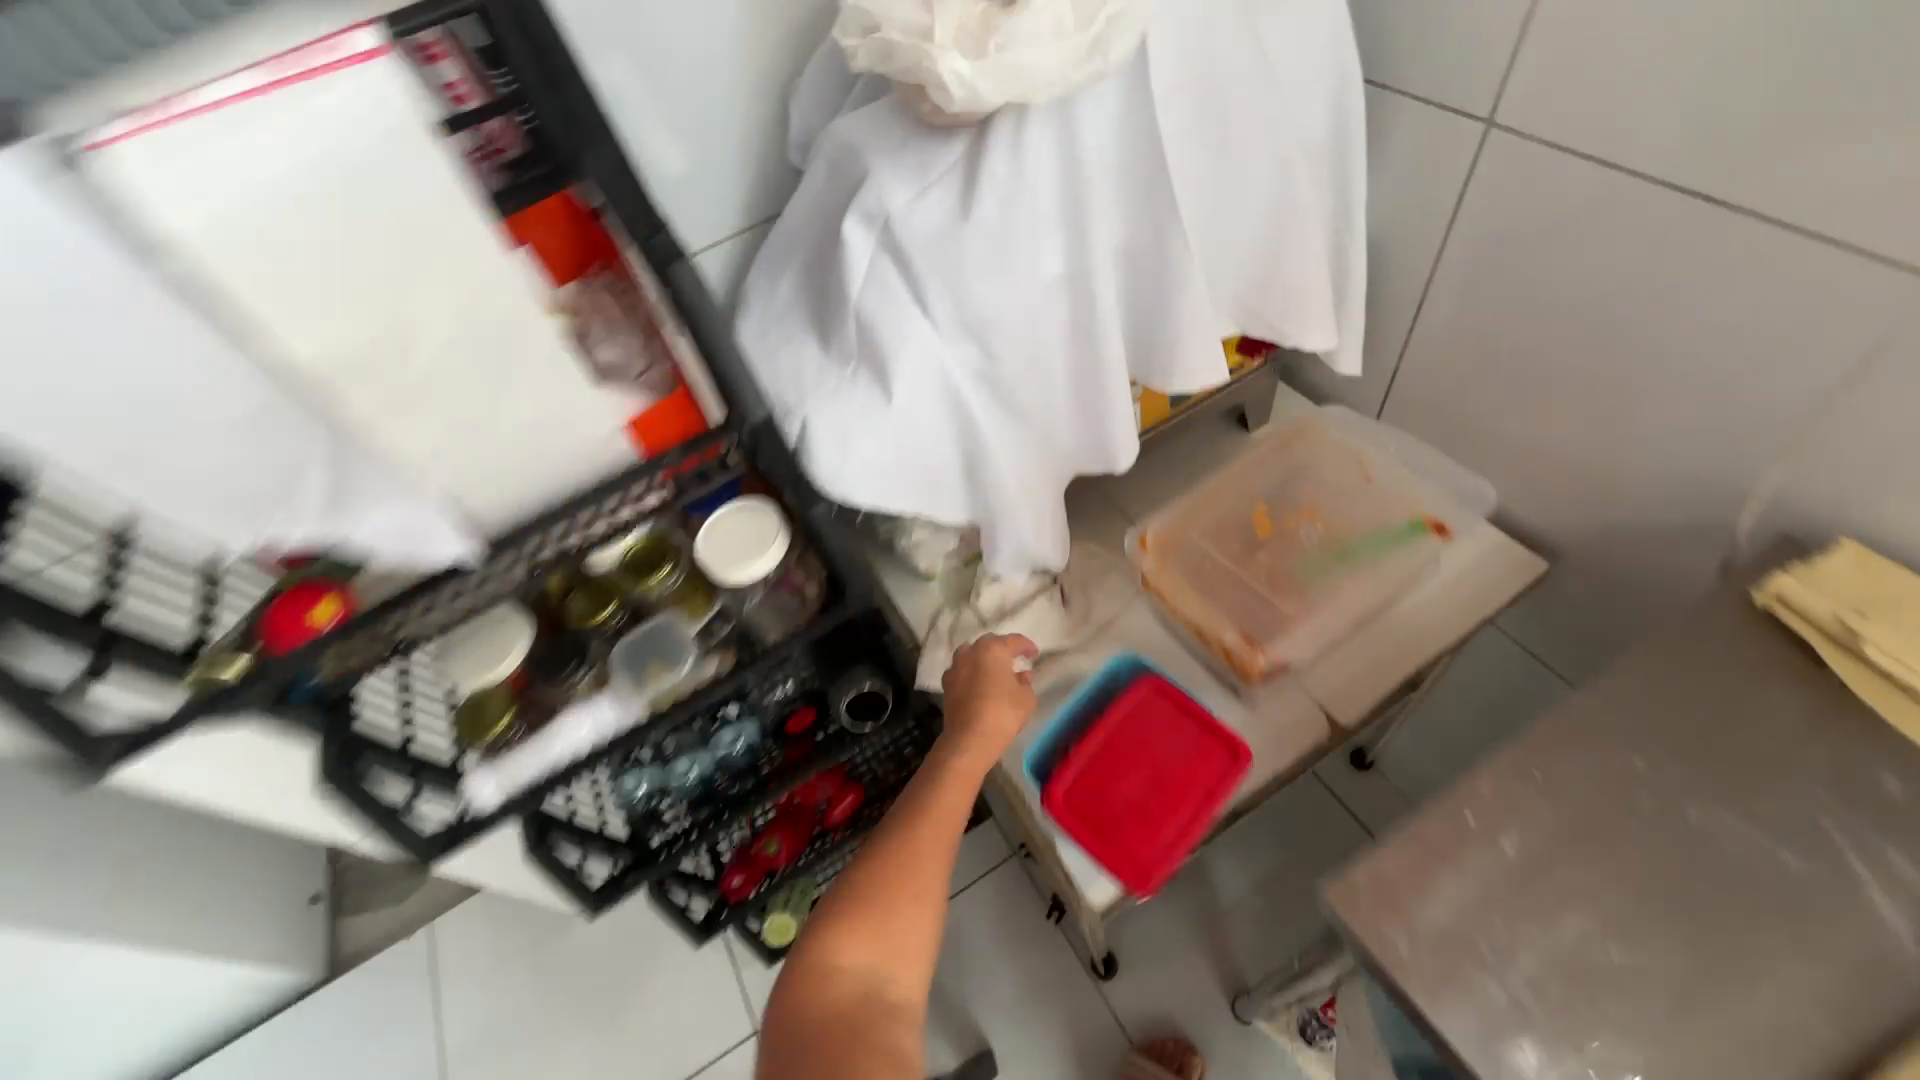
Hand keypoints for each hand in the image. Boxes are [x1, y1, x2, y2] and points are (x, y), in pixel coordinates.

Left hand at [939, 633, 1039, 768]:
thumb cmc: (1003, 713)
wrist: (970, 738)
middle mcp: (971, 652)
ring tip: (994, 669)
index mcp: (993, 650)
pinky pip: (962, 670)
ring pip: (971, 654)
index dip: (1026, 646)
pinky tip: (978, 682)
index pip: (1013, 641)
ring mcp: (956, 667)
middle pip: (989, 643)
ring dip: (983, 658)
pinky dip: (971, 672)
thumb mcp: (1026, 698)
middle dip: (1003, 648)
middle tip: (1014, 658)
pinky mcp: (947, 684)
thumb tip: (1022, 675)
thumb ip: (1026, 682)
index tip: (1034, 654)